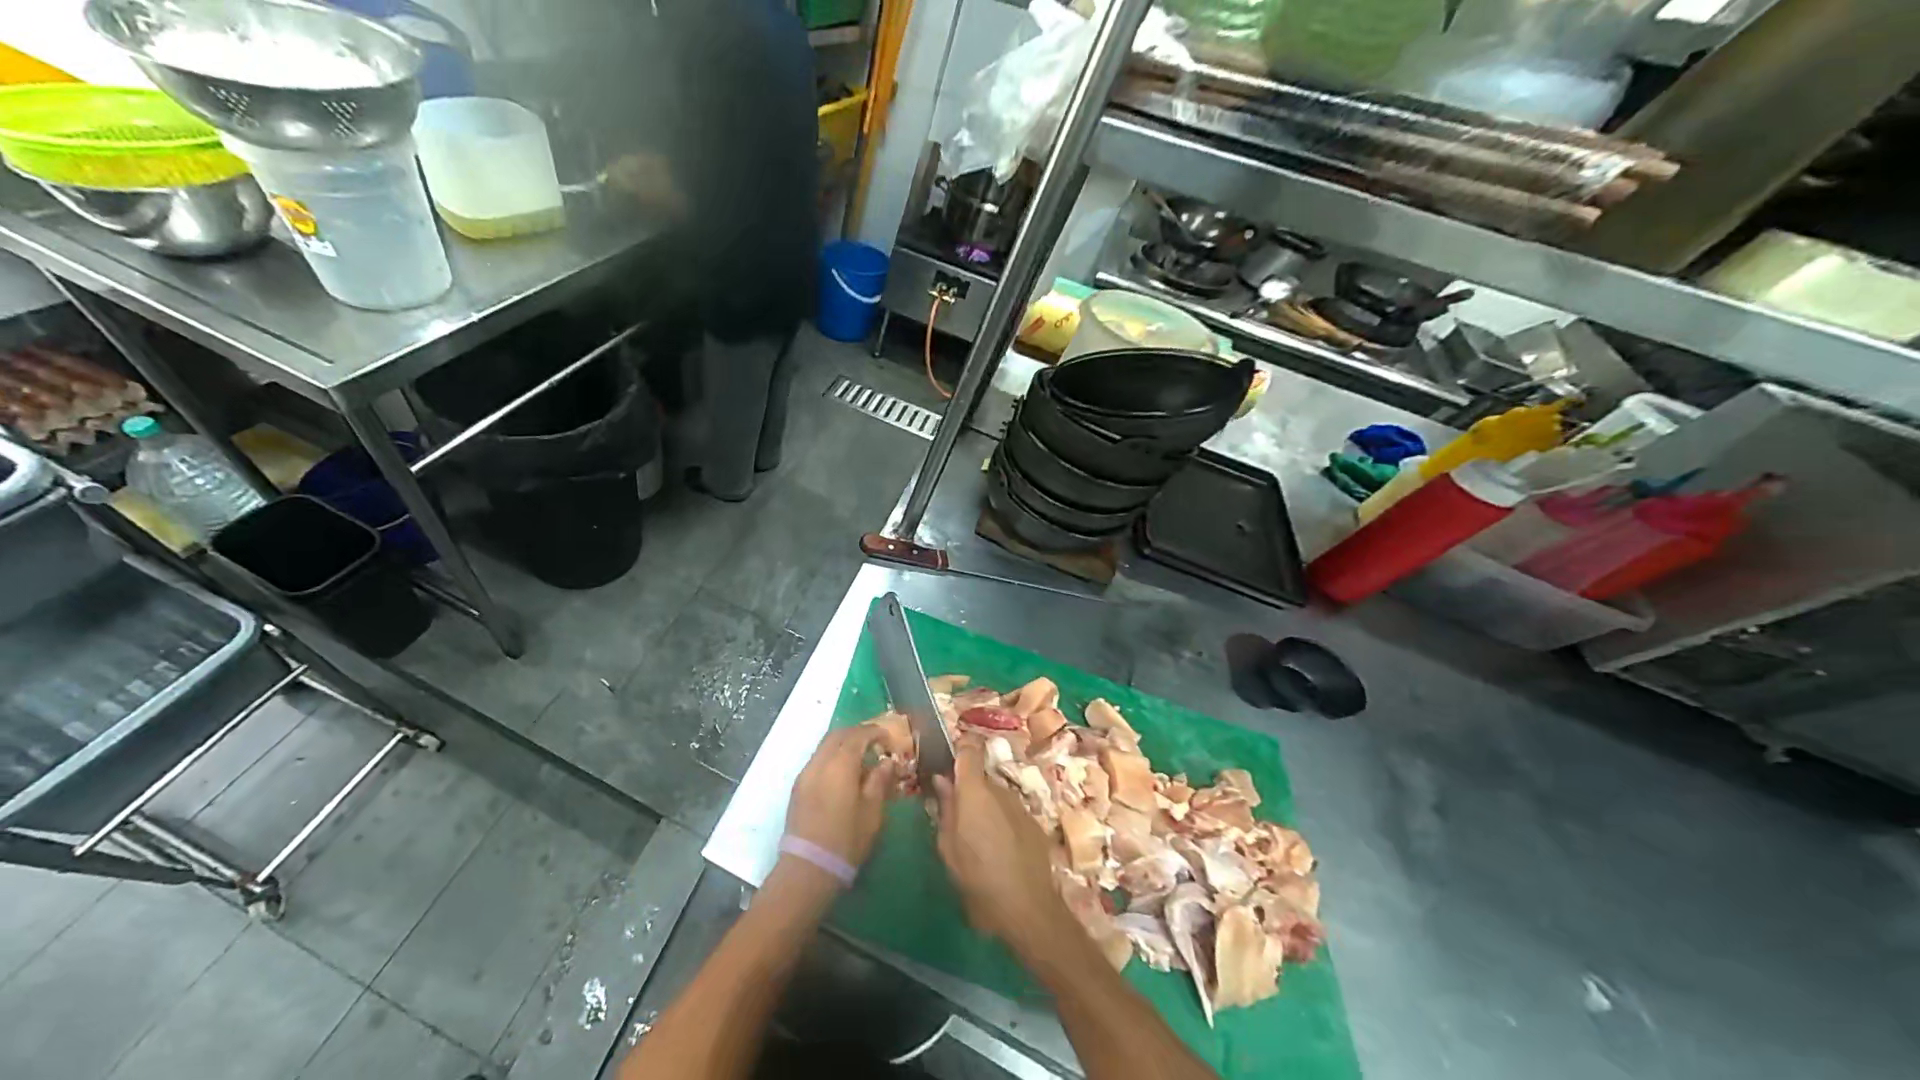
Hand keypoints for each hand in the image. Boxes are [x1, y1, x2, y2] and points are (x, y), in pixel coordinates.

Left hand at [784, 724, 899, 869]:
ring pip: (825, 746)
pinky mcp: (798, 788)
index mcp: (840, 764)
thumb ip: (880, 781)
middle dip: (858, 734)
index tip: (890, 741)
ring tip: (861, 760)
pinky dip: (833, 758)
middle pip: (838, 735)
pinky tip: (844, 775)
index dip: (876, 732)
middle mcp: (819, 762)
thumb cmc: (846, 840)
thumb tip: (887, 762)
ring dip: (844, 745)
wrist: (807, 868)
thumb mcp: (872, 812)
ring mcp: (805, 774)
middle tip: (876, 745)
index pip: (858, 734)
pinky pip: (818, 760)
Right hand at [932, 740, 1072, 958]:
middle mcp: (1000, 790)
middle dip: (967, 788)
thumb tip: (942, 780)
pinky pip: (1011, 811)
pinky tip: (997, 847)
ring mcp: (1020, 805)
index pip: (969, 749)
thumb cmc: (977, 879)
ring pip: (996, 794)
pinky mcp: (1034, 822)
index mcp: (975, 791)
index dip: (958, 750)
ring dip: (985, 806)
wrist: (1027, 907)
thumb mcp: (948, 847)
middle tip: (953, 812)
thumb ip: (945, 808)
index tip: (946, 763)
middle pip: (981, 775)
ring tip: (976, 836)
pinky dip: (1001, 820)